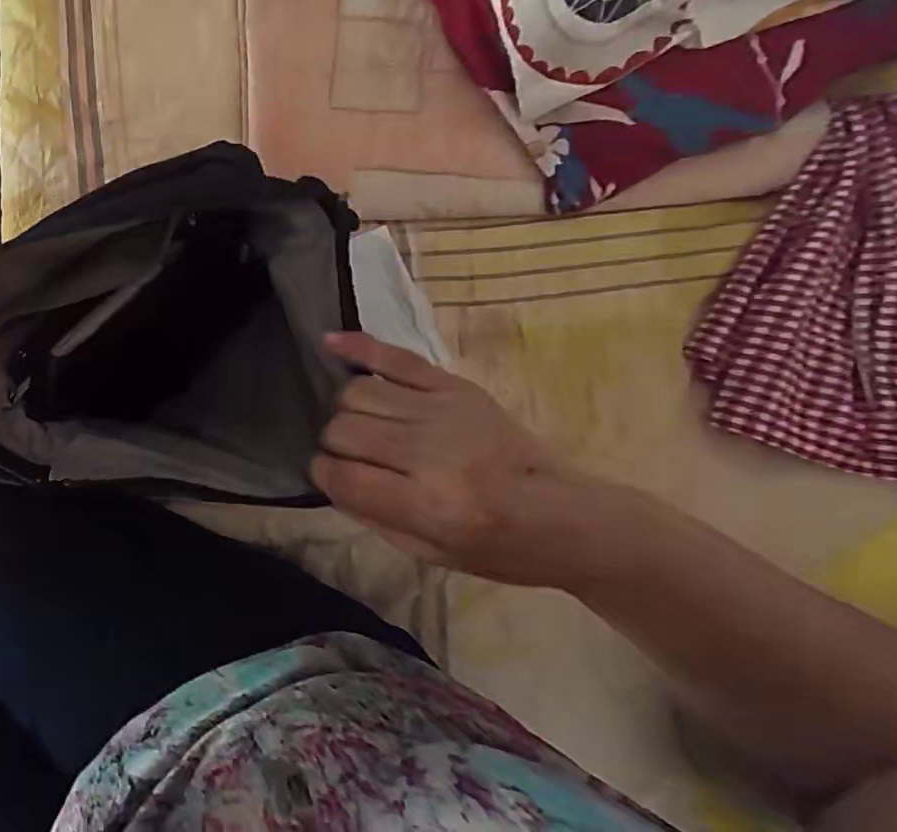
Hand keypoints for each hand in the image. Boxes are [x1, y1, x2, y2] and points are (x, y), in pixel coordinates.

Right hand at [309, 332, 644, 589]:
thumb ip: (369, 514)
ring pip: (357, 393)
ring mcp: (445, 412)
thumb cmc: (500, 547)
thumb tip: (326, 474)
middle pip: (343, 430)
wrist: (574, 518)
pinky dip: (359, 348)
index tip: (328, 476)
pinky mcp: (457, 387)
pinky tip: (329, 343)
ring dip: (345, 411)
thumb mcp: (430, 554)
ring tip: (362, 425)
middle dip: (334, 444)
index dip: (323, 474)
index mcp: (430, 504)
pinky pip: (395, 358)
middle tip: (352, 457)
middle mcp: (433, 453)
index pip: (342, 476)